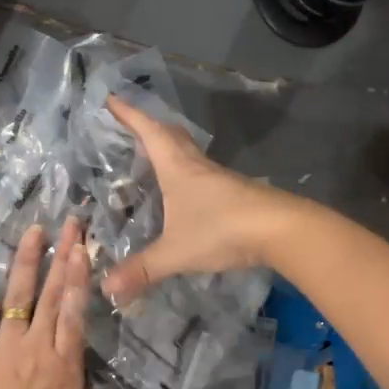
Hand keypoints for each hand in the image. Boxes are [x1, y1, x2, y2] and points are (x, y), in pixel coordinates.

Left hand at [0, 219, 102, 388]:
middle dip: (63, 256)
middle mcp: (39, 348)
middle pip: (53, 295)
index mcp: (67, 364)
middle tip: (70, 224)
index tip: (84, 248)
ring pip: (20, 298)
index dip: (80, 277)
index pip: (76, 311)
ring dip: (27, 262)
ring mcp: (8, 349)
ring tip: (34, 232)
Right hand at [101, 96, 304, 305]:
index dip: (129, 115)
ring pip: (190, 153)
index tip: (113, 99)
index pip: (149, 132)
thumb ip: (142, 269)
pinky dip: (188, 173)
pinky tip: (186, 191)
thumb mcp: (176, 252)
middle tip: (133, 124)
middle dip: (150, 126)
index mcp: (178, 167)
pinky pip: (203, 174)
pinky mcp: (235, 193)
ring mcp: (219, 178)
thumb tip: (107, 289)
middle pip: (172, 136)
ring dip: (171, 149)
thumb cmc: (222, 229)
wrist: (281, 230)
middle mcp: (198, 166)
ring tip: (154, 157)